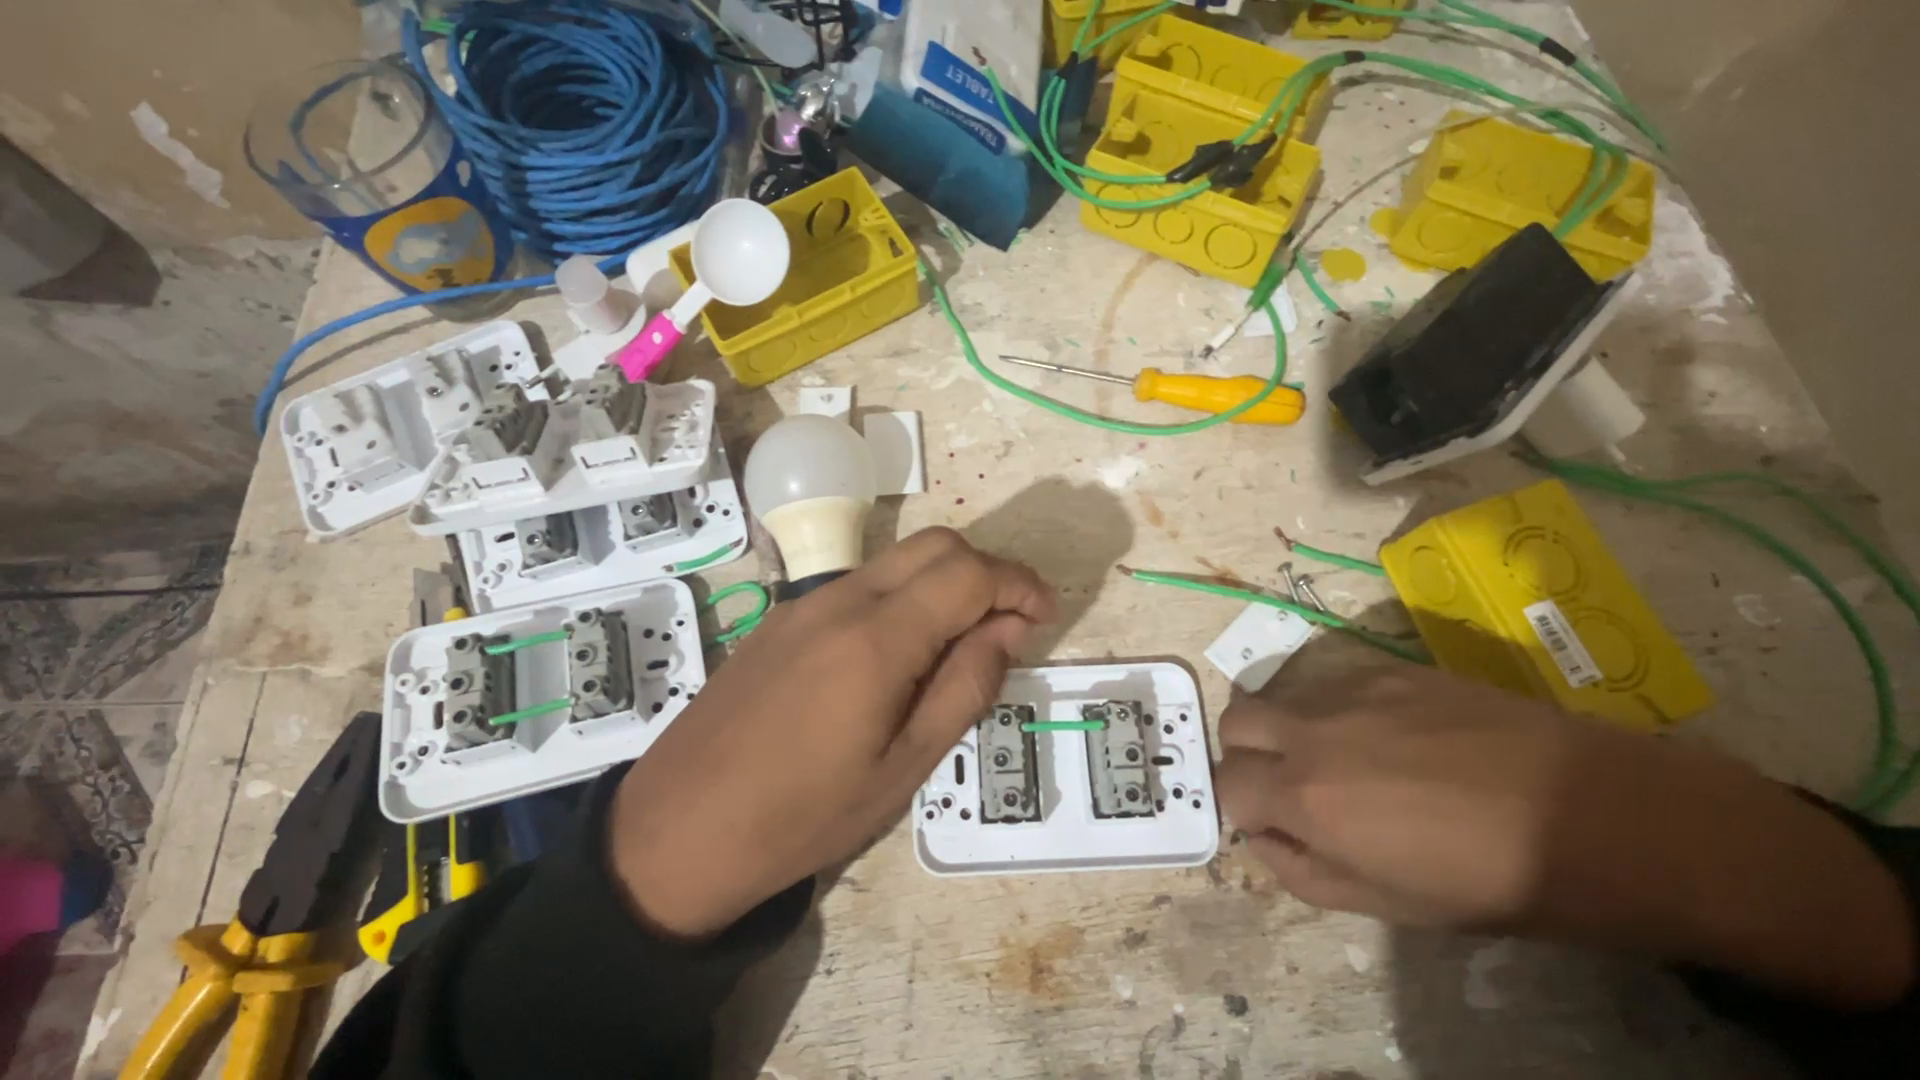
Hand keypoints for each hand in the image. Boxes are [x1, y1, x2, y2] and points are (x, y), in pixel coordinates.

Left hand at [608, 528, 1056, 938]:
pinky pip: (859, 585)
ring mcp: (804, 605)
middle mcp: (841, 600)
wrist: (681, 828)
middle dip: (987, 571)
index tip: (1046, 616)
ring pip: (895, 561)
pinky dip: (902, 597)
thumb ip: (965, 686)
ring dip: (943, 582)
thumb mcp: (904, 766)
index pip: (969, 572)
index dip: (1019, 584)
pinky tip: (902, 653)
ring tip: (963, 643)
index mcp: (877, 637)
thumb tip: (1009, 627)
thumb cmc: (804, 815)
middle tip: (1012, 625)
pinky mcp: (780, 621)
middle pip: (934, 546)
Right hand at [1218, 663, 1914, 1007]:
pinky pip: (1332, 675)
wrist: (1593, 816)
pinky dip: (1332, 701)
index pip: (1226, 784)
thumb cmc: (1490, 881)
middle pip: (1236, 720)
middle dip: (1248, 753)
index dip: (1242, 808)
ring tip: (1339, 754)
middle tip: (1291, 780)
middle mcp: (1313, 731)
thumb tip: (1266, 836)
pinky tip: (1380, 729)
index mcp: (1306, 797)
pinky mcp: (1393, 668)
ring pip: (1280, 691)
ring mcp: (1353, 690)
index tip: (1274, 823)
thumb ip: (1302, 871)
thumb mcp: (1386, 905)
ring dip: (1288, 722)